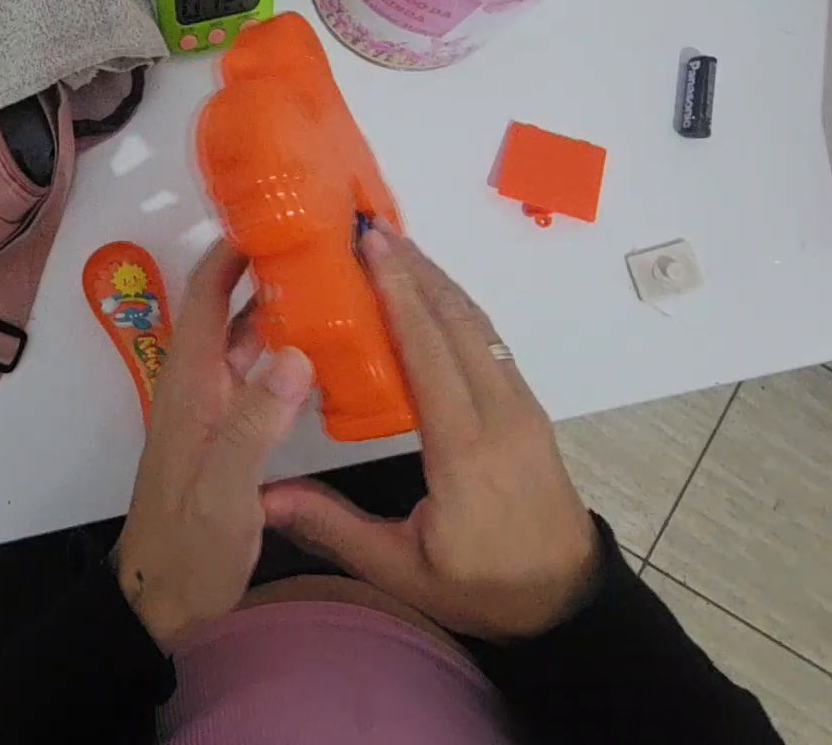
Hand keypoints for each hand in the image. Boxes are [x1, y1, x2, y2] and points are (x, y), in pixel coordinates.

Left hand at [115, 240, 316, 649]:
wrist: (163, 593)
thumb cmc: (188, 542)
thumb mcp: (223, 488)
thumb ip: (254, 423)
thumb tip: (294, 354)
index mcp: (191, 382)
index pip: (208, 296)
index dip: (232, 252)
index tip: (272, 217)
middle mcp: (199, 381)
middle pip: (228, 308)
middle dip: (263, 270)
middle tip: (317, 244)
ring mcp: (212, 404)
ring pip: (244, 339)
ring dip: (276, 309)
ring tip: (328, 284)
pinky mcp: (226, 427)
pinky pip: (256, 373)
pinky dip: (282, 352)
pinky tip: (319, 351)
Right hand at [261, 221, 601, 641]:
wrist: (570, 605)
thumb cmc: (483, 586)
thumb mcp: (402, 570)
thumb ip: (332, 526)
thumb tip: (260, 495)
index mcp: (466, 447)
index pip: (430, 352)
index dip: (400, 294)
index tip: (371, 247)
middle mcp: (500, 411)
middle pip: (457, 321)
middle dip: (414, 268)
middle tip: (371, 227)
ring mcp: (521, 404)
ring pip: (479, 324)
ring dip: (437, 278)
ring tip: (395, 244)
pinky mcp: (526, 405)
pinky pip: (488, 339)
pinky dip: (456, 302)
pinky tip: (429, 289)